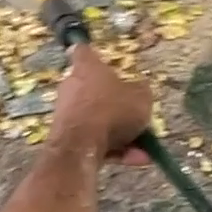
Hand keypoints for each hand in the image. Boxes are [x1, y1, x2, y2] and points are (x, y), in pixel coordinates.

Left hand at [51, 44, 151, 164]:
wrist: (81, 145)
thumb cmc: (112, 111)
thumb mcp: (142, 98)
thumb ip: (143, 91)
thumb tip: (140, 89)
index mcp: (87, 67)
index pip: (84, 52)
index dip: (94, 55)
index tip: (103, 61)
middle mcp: (72, 86)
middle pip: (96, 91)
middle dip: (117, 105)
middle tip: (138, 117)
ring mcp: (68, 112)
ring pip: (100, 119)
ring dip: (122, 134)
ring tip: (144, 150)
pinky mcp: (67, 136)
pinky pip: (97, 139)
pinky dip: (116, 149)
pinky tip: (136, 159)